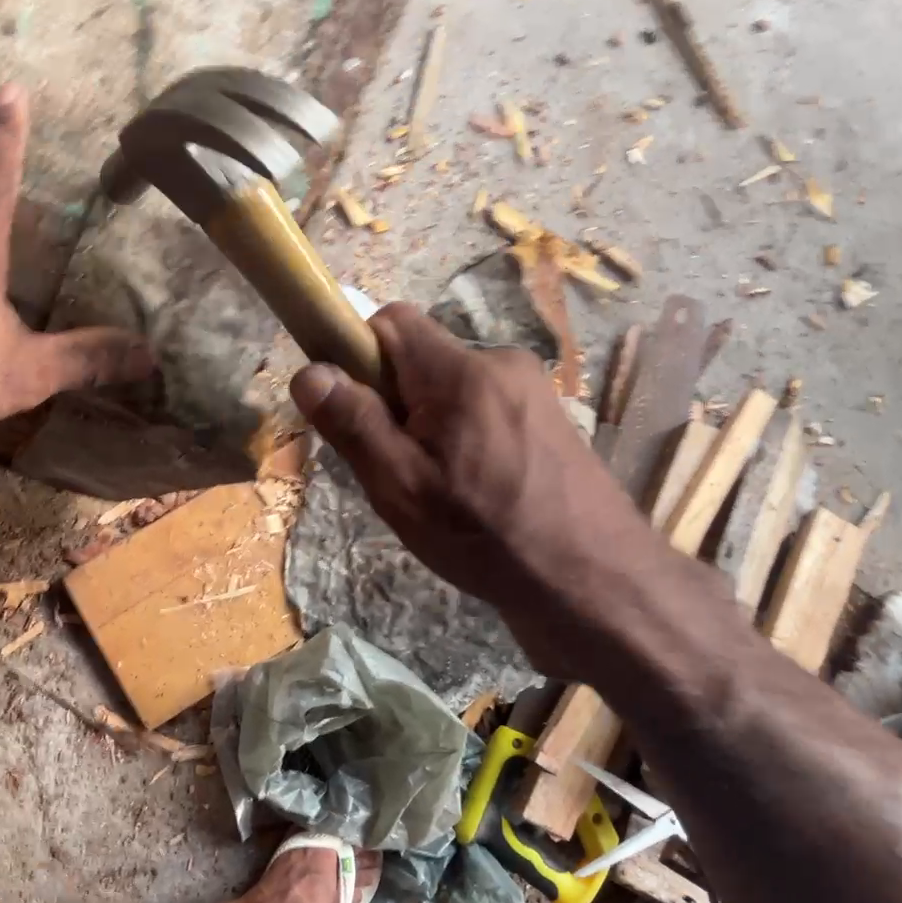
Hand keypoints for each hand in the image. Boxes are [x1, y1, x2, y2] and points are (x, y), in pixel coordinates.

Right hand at [289, 305, 664, 666]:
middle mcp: (501, 363)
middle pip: (417, 359)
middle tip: (390, 469)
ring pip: (445, 389)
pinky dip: (455, 439)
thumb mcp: (401, 487)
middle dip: (388, 403)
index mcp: (462, 373)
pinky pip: (477, 409)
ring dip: (421, 427)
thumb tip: (308, 372)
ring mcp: (529, 390)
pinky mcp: (545, 418)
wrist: (594, 581)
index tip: (347, 409)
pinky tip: (465, 491)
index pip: (389, 321)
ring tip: (431, 490)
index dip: (354, 354)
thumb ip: (354, 424)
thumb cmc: (485, 536)